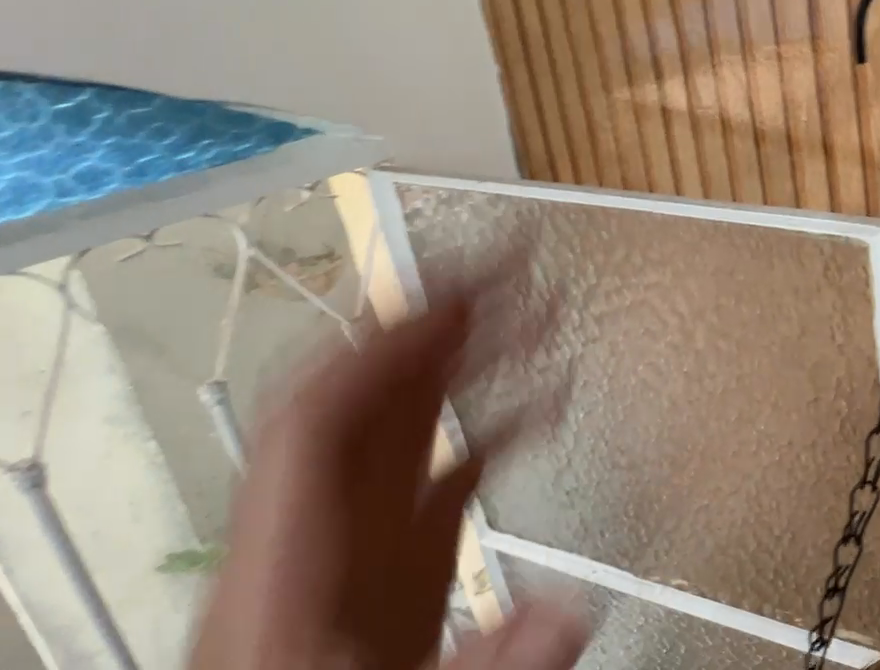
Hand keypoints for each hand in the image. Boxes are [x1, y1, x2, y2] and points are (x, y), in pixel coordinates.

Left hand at [189, 294, 587, 669]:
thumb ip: (477, 659)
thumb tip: (564, 615)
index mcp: (291, 559)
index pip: (319, 419)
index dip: (383, 347)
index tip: (452, 296)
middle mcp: (325, 534)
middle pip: (372, 398)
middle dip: (442, 324)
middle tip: (509, 272)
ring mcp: (363, 542)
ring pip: (411, 420)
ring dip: (473, 357)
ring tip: (535, 311)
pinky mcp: (398, 560)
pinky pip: (446, 465)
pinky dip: (496, 421)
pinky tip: (542, 397)